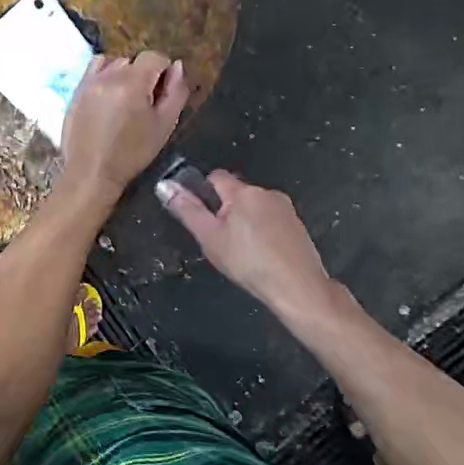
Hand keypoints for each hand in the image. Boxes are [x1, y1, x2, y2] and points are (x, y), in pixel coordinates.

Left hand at [59, 52, 188, 199]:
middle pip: (132, 61)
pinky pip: (92, 71)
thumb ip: (176, 91)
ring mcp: (87, 83)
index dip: (164, 71)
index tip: (162, 92)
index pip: (154, 57)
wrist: (91, 171)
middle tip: (143, 103)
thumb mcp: (164, 124)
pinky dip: (103, 76)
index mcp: (131, 83)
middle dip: (143, 76)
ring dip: (122, 74)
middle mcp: (107, 76)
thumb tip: (177, 66)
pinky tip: (107, 97)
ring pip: (112, 63)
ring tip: (124, 100)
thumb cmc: (132, 153)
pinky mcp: (75, 92)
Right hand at [156, 170, 340, 315]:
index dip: (202, 192)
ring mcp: (286, 209)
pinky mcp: (298, 225)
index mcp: (244, 192)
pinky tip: (259, 254)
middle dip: (224, 210)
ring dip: (243, 220)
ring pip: (253, 207)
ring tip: (240, 250)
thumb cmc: (248, 262)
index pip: (215, 176)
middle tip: (219, 238)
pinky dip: (261, 231)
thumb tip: (165, 186)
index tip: (202, 216)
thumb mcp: (209, 237)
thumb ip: (186, 209)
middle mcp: (267, 193)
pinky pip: (270, 219)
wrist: (298, 287)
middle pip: (235, 193)